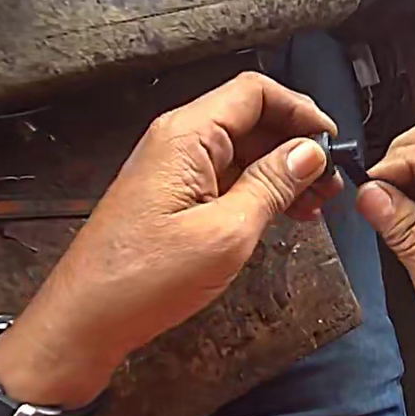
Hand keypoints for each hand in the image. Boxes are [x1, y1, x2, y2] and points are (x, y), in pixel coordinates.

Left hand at [0, 72, 339, 405]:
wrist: (85, 323)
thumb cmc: (143, 280)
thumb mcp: (227, 232)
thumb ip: (272, 185)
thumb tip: (309, 153)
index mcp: (187, 136)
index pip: (255, 93)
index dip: (300, 111)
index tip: (330, 142)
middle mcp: (180, 142)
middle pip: (253, 119)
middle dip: (297, 144)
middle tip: (329, 180)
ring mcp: (177, 169)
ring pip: (246, 150)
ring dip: (284, 170)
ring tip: (315, 202)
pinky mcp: (177, 195)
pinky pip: (230, 176)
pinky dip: (263, 189)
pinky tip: (287, 212)